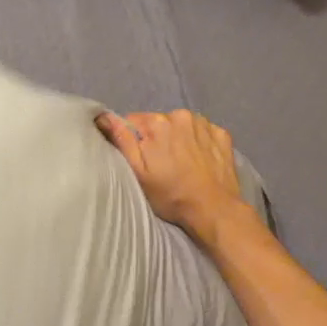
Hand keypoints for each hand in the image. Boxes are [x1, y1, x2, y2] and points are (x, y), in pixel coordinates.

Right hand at [95, 109, 253, 246]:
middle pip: (158, 122)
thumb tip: (104, 116)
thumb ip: (121, 140)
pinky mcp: (222, 134)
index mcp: (157, 122)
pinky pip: (201, 132)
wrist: (214, 210)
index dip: (133, 140)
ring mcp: (205, 124)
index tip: (142, 159)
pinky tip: (199, 159)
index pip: (133, 121)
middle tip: (161, 164)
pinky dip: (198, 141)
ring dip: (178, 138)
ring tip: (181, 162)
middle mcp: (181, 115)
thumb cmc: (171, 194)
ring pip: (180, 126)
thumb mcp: (138, 172)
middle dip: (156, 138)